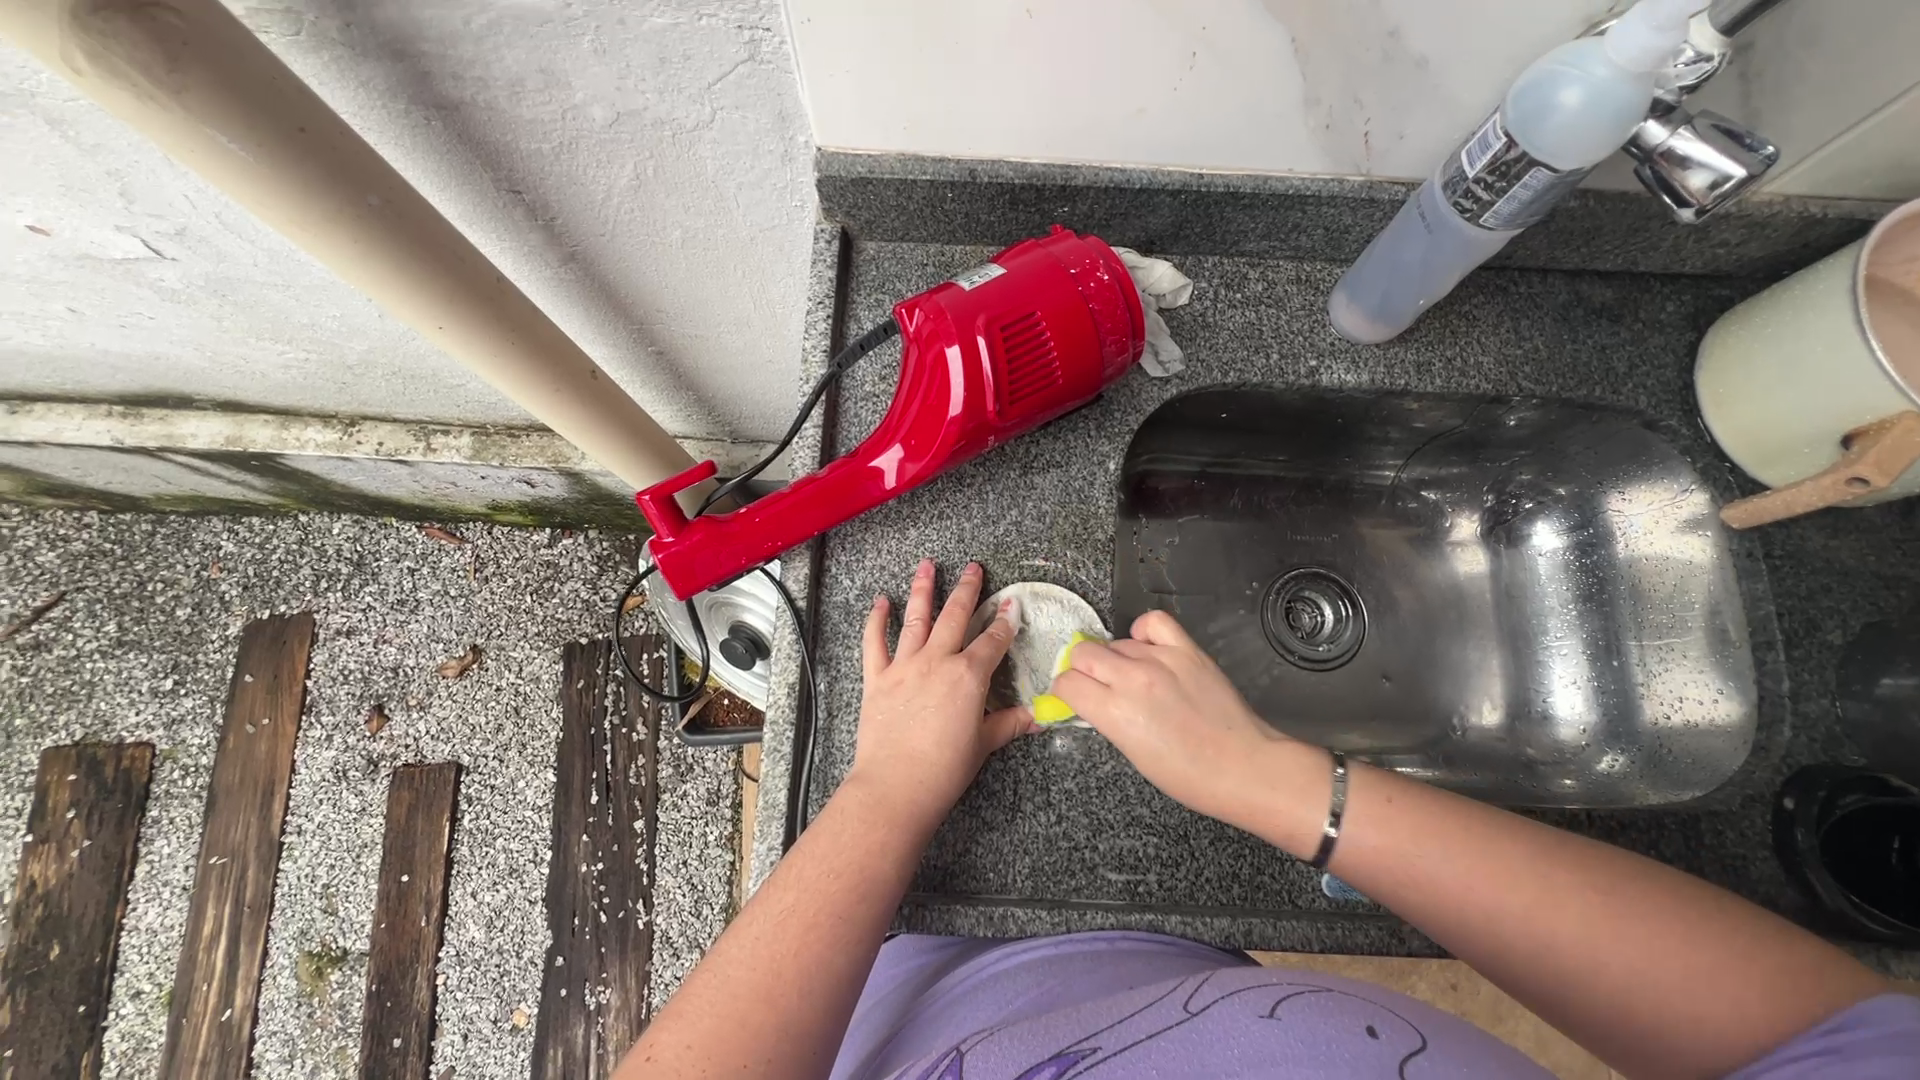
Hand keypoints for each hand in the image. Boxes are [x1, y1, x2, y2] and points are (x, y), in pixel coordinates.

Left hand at [846, 559, 1031, 828]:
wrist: (895, 786)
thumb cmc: (944, 769)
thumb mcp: (984, 744)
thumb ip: (1009, 724)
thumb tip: (1038, 718)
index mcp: (968, 676)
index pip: (993, 641)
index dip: (1005, 621)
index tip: (1012, 604)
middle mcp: (937, 662)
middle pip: (955, 616)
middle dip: (968, 590)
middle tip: (974, 569)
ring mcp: (905, 667)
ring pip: (916, 619)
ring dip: (923, 589)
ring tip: (928, 565)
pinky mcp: (877, 679)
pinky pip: (875, 642)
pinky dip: (876, 620)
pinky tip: (880, 602)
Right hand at [1051, 610, 1327, 848]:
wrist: (1243, 767)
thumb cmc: (1187, 775)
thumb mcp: (1131, 752)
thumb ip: (1105, 718)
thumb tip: (1090, 700)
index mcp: (1114, 710)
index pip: (1067, 682)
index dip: (1066, 692)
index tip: (1073, 699)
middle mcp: (1133, 677)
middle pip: (1083, 653)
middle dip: (1082, 670)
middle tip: (1097, 687)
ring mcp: (1161, 659)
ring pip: (1115, 642)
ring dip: (1113, 658)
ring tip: (1131, 678)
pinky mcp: (1187, 650)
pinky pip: (1153, 623)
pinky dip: (1142, 632)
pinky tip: (1145, 648)